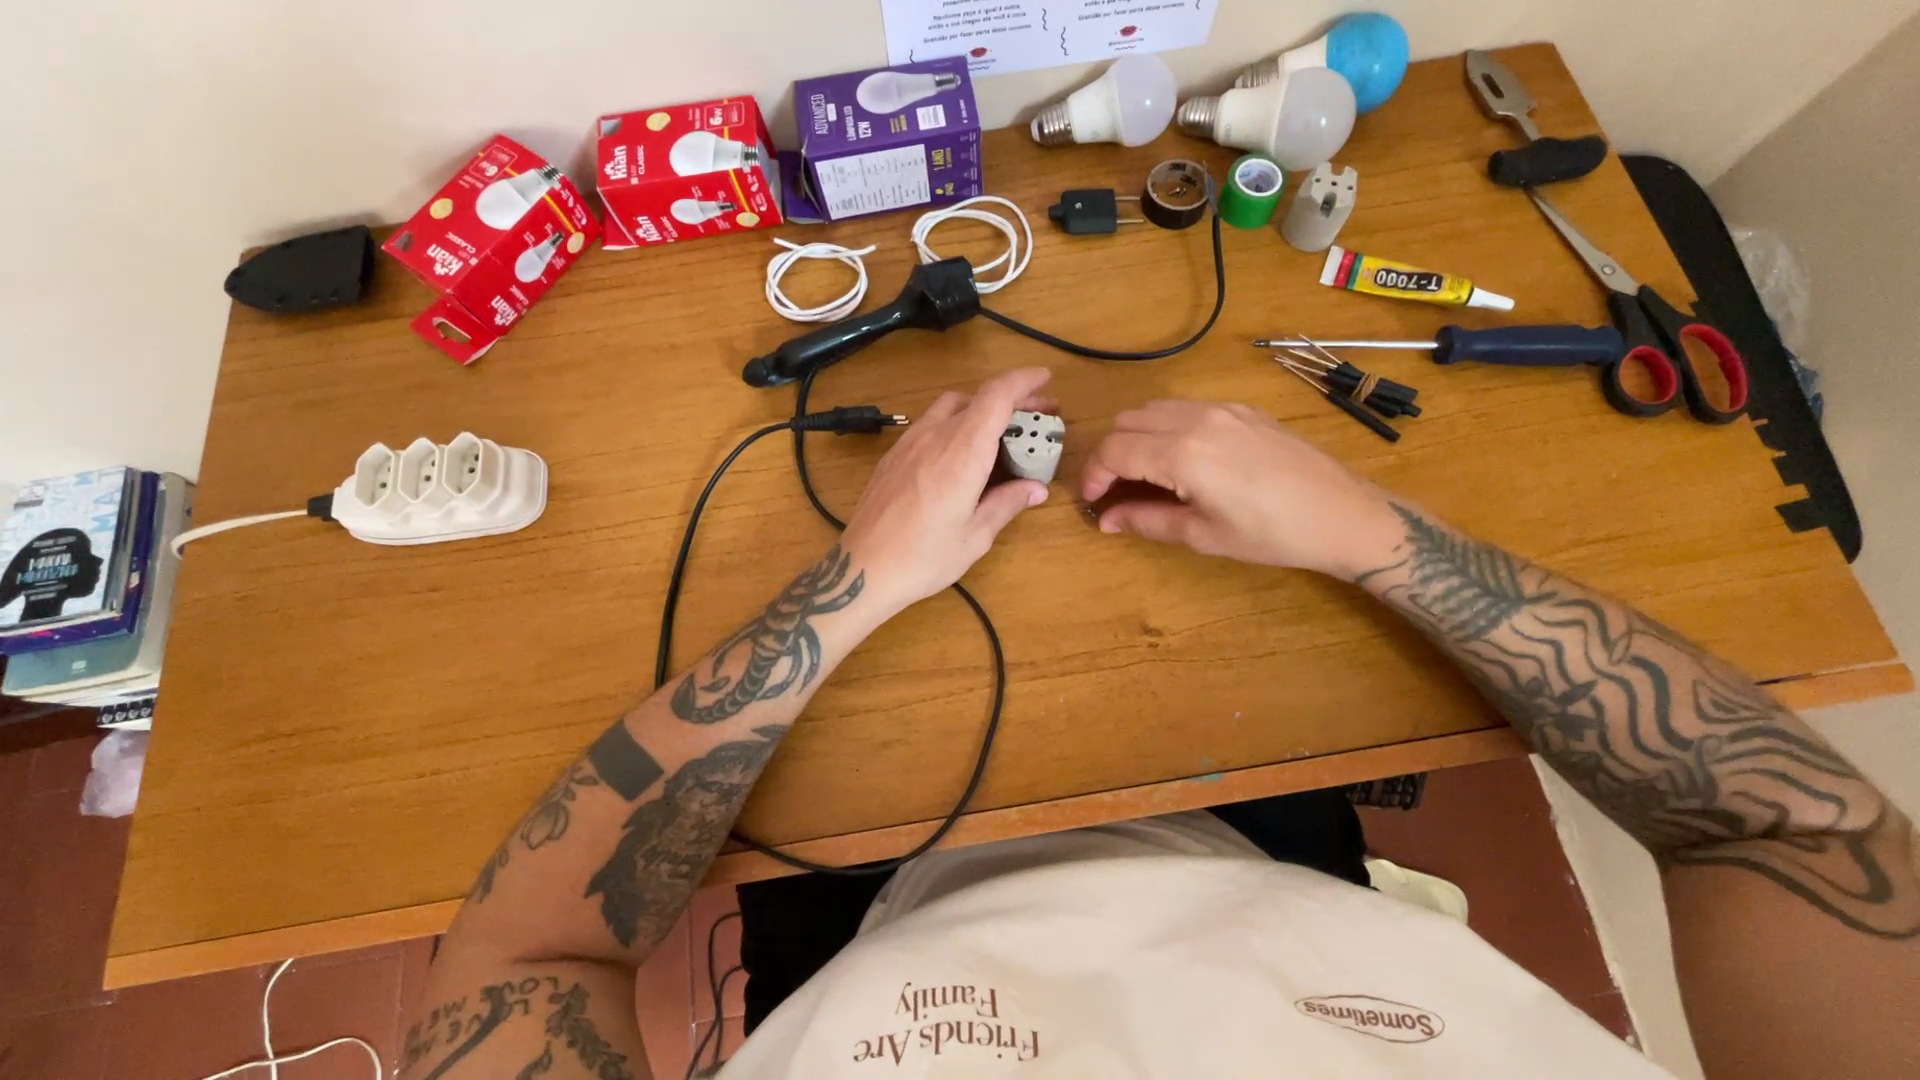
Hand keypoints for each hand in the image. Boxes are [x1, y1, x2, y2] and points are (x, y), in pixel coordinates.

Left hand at [841, 367, 1053, 612]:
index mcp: (962, 452)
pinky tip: (961, 453)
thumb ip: (1007, 503)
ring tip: (999, 434)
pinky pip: (929, 424)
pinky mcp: (893, 456)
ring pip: (950, 407)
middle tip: (1035, 418)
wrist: (863, 569)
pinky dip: (955, 424)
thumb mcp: (975, 535)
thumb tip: (1036, 488)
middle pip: (976, 398)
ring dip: (980, 410)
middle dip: (1010, 400)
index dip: (1024, 381)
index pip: (997, 396)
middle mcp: (934, 436)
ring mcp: (909, 443)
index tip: (1045, 379)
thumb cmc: (924, 557)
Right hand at [1081, 400, 1400, 578]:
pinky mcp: (1242, 409)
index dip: (1092, 475)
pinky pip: (1185, 407)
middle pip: (1126, 422)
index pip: (1114, 450)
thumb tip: (1105, 520)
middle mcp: (1196, 419)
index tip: (1091, 500)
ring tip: (1143, 474)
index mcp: (1182, 454)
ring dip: (1135, 436)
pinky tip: (1180, 459)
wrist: (1342, 514)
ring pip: (1153, 409)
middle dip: (1109, 454)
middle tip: (1112, 489)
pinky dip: (1165, 427)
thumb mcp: (1203, 535)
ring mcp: (1221, 409)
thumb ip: (1146, 521)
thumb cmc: (1271, 535)